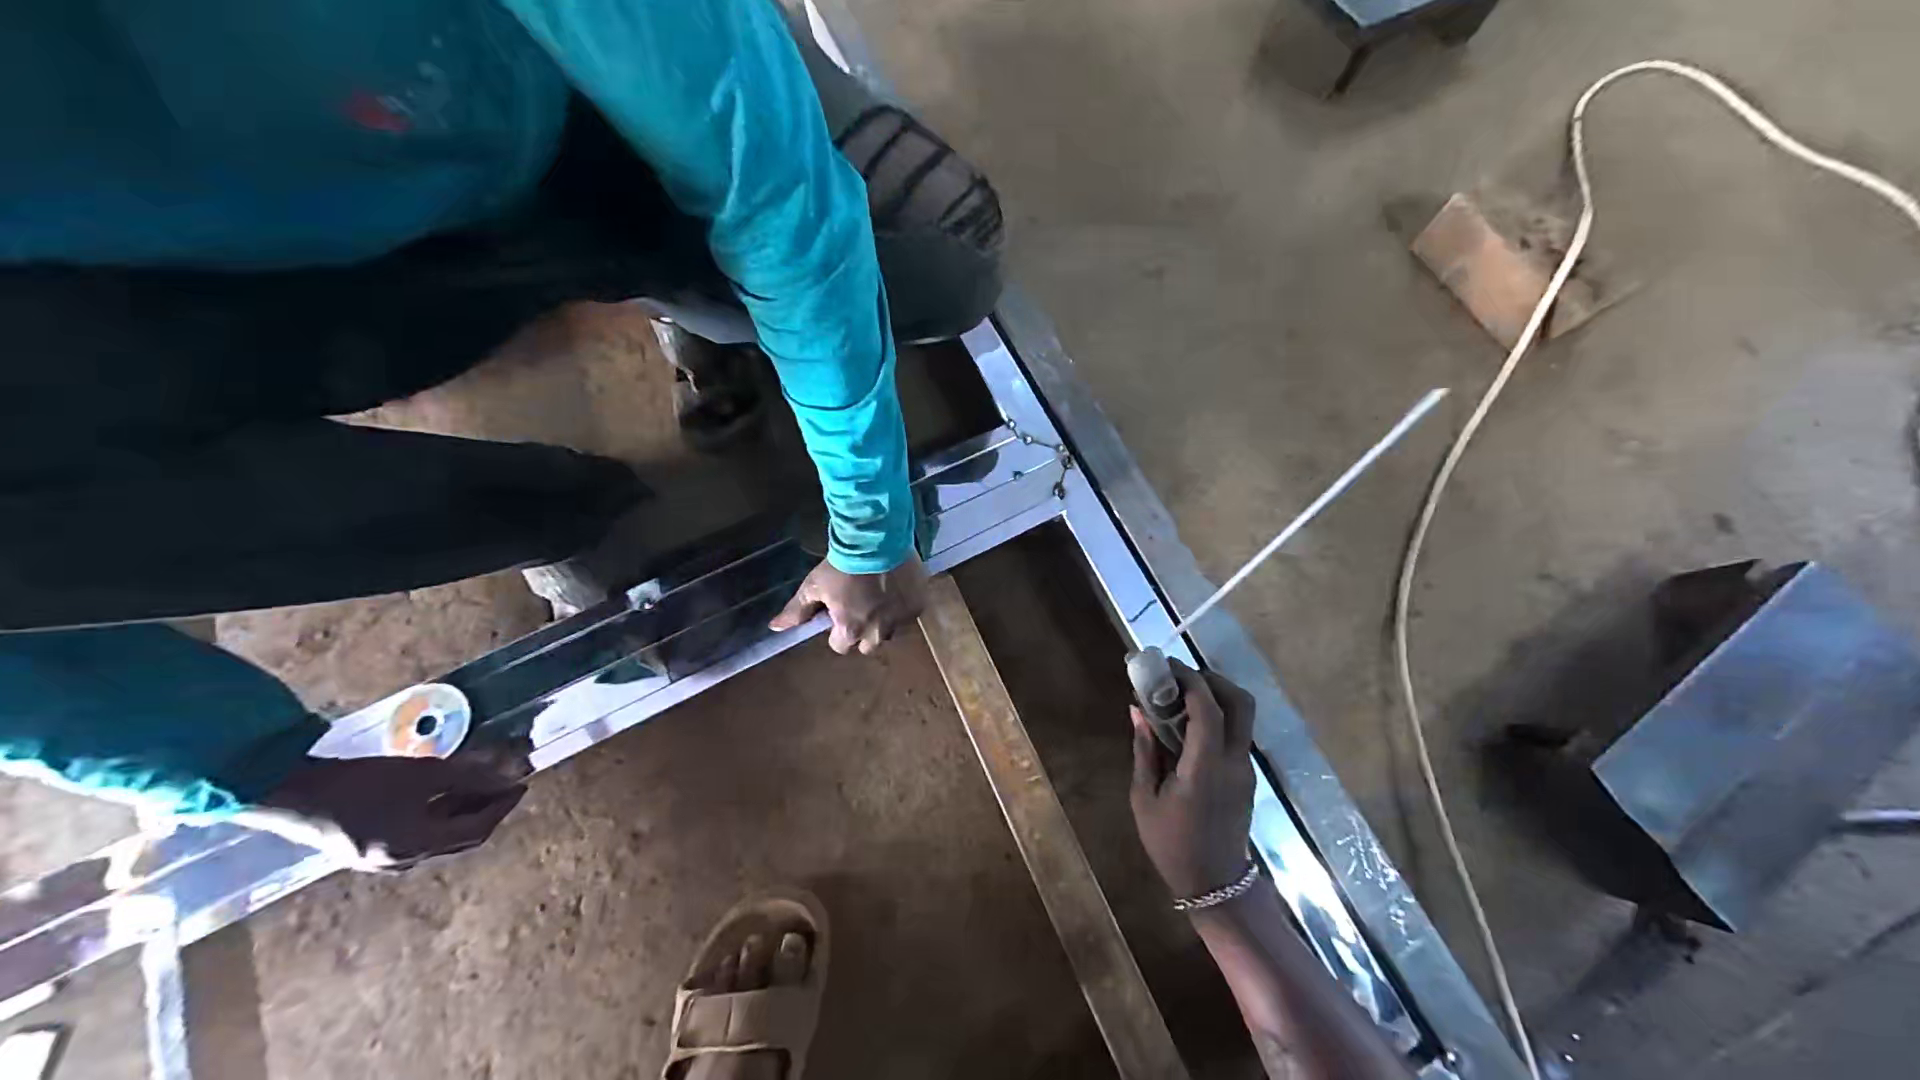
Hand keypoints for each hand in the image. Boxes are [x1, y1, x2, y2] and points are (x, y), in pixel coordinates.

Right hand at [252, 747, 528, 870]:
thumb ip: (470, 776)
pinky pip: (417, 835)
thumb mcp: (425, 773)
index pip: (477, 829)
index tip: (522, 785)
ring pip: (439, 836)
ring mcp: (381, 859)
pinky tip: (445, 793)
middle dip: (486, 810)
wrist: (292, 793)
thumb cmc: (362, 782)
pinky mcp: (366, 849)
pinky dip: (438, 815)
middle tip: (505, 785)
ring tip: (481, 784)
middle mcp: (402, 861)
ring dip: (463, 811)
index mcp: (417, 846)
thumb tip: (507, 775)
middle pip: (460, 837)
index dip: (503, 805)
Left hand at [769, 554, 927, 654]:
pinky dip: (902, 604)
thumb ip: (796, 611)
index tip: (838, 613)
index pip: (840, 646)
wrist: (876, 537)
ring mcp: (901, 619)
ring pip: (891, 630)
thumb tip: (775, 628)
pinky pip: (908, 613)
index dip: (837, 631)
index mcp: (851, 630)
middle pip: (868, 644)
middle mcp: (878, 631)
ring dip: (885, 619)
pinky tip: (896, 586)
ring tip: (880, 594)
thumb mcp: (814, 585)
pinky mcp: (918, 605)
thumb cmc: (841, 564)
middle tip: (861, 605)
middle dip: (863, 631)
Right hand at [1129, 660, 1257, 899]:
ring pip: (1243, 715)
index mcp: (1206, 768)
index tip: (1165, 667)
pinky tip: (1188, 724)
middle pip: (1240, 702)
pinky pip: (1237, 732)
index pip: (1208, 709)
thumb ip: (1144, 750)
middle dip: (1212, 679)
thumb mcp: (1145, 798)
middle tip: (1179, 677)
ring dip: (1216, 695)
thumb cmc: (1172, 844)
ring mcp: (1246, 768)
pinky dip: (1217, 716)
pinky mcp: (1247, 775)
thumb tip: (1137, 710)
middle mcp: (1234, 762)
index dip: (1189, 681)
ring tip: (1180, 696)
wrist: (1216, 885)